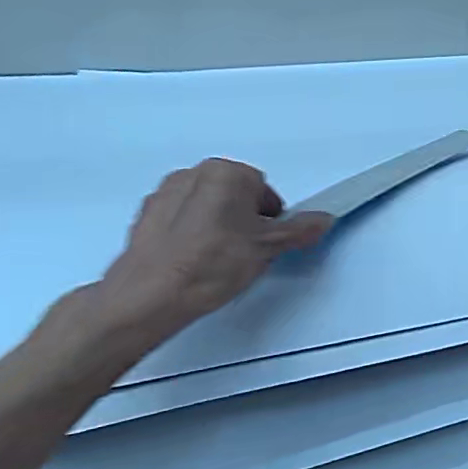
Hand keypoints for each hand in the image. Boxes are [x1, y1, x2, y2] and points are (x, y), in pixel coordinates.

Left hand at [90, 158, 331, 339]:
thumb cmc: (209, 265)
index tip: (269, 241)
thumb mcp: (270, 248)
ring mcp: (165, 194)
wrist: (150, 296)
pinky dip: (191, 235)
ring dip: (218, 227)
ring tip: (219, 261)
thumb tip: (321, 220)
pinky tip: (195, 262)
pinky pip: (182, 220)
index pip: (265, 190)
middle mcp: (194, 174)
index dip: (272, 219)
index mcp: (227, 172)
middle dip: (245, 220)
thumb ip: (301, 230)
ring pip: (208, 207)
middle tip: (247, 252)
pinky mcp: (146, 216)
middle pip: (236, 195)